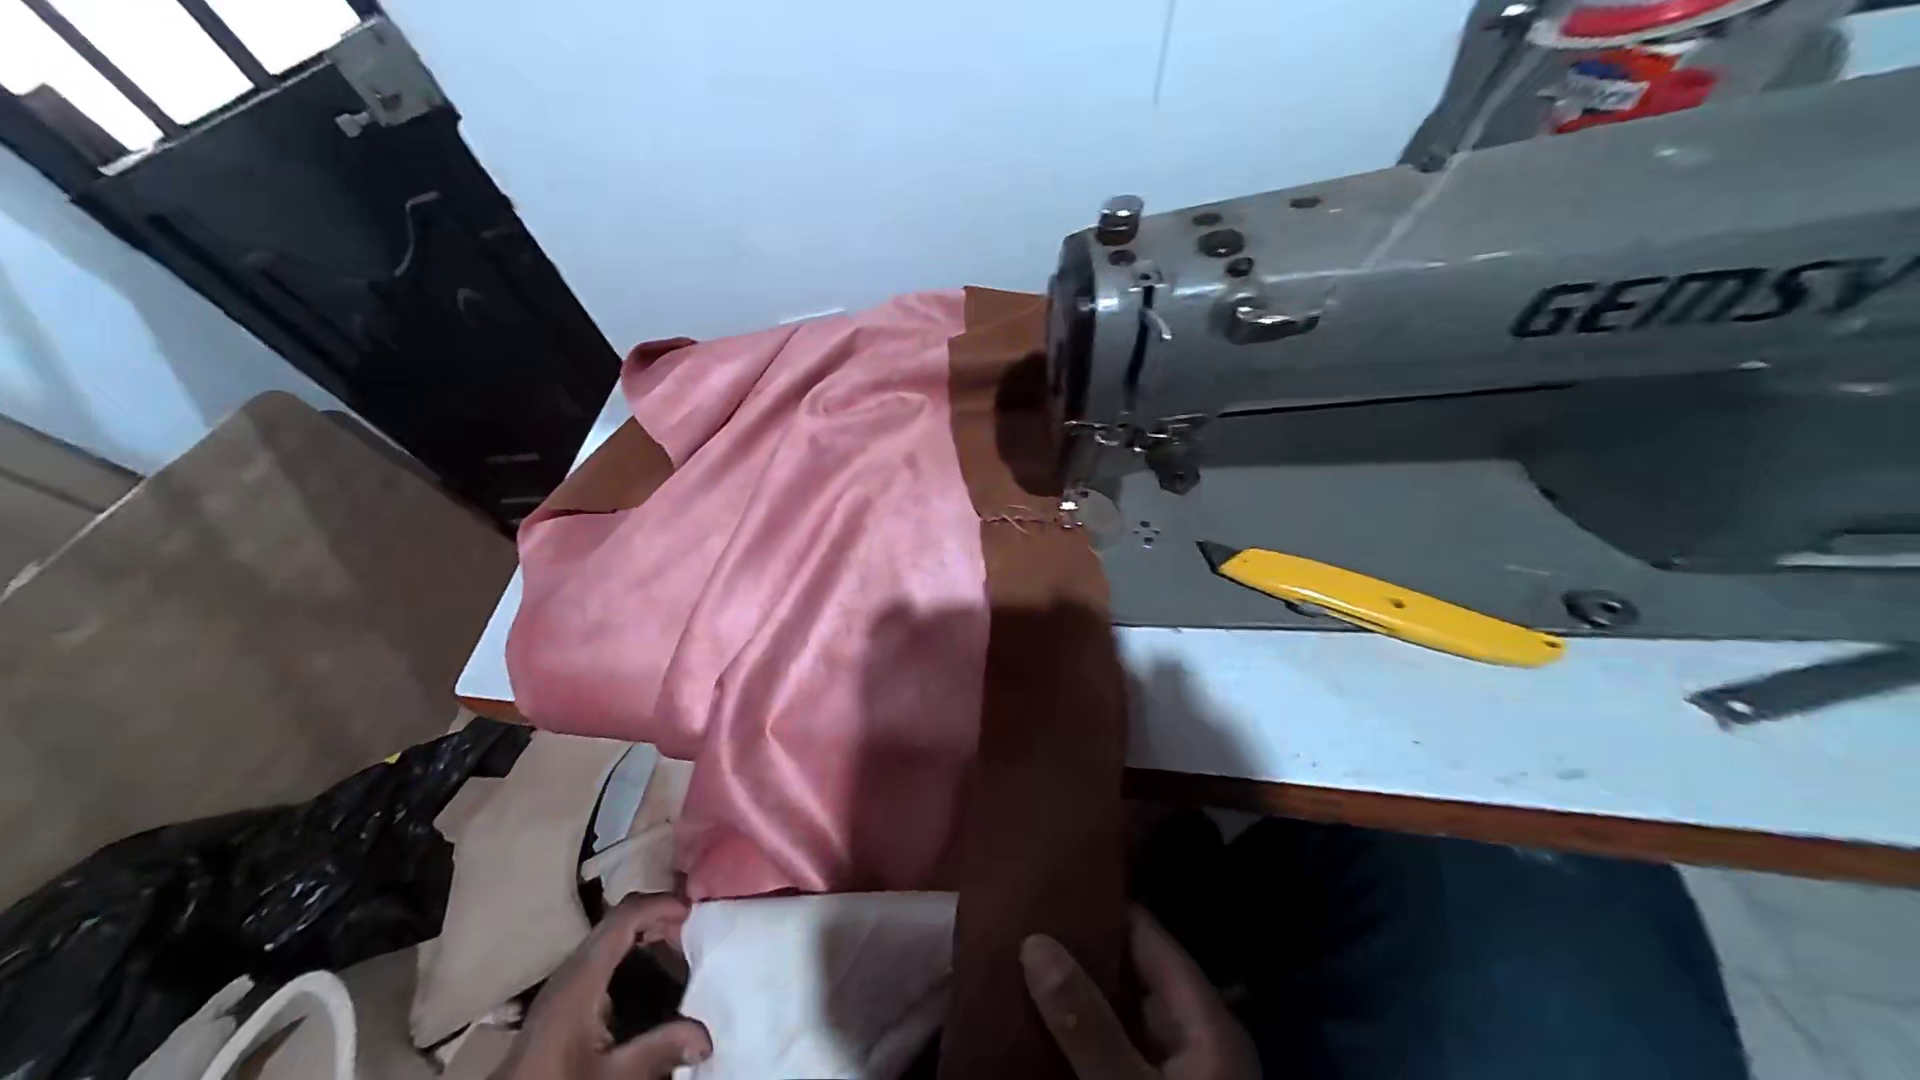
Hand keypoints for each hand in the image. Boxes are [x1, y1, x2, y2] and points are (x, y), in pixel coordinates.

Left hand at [494, 895, 711, 1079]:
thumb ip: (657, 1052)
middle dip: (661, 914)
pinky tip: (651, 969)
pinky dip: (635, 944)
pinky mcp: (566, 992)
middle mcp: (573, 968)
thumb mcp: (609, 1078)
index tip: (695, 914)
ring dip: (648, 928)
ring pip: (612, 931)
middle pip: (620, 917)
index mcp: (582, 978)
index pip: (625, 917)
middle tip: (695, 930)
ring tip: (680, 945)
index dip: (661, 905)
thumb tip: (706, 1038)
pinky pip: (606, 948)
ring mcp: (566, 979)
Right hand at [1021, 907, 1258, 1079]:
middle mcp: (1192, 1033)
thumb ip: (1087, 1023)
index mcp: (1205, 1018)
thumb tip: (1035, 942)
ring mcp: (1175, 1068)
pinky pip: (1114, 1047)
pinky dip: (1080, 1034)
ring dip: (1073, 994)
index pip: (1147, 936)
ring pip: (1117, 1010)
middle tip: (1018, 929)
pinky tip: (1038, 1023)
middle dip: (1076, 953)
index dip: (1099, 908)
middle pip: (1129, 971)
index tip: (1047, 889)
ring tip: (1017, 964)